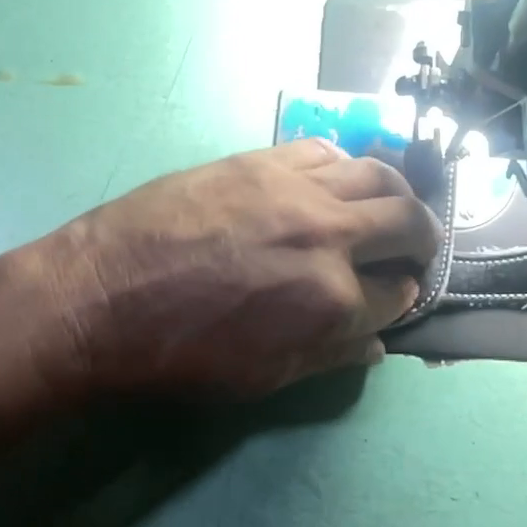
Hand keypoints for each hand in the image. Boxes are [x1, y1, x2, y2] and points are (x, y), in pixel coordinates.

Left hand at [41, 139, 440, 399]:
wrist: (103, 295)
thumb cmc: (180, 352)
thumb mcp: (263, 377)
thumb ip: (331, 354)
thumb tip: (376, 340)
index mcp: (332, 300)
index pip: (397, 292)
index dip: (404, 294)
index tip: (399, 290)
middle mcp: (329, 234)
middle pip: (407, 221)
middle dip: (423, 238)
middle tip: (414, 246)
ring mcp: (297, 187)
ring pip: (377, 172)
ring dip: (395, 192)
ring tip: (386, 203)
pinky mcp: (262, 158)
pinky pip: (323, 149)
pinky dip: (342, 165)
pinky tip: (332, 180)